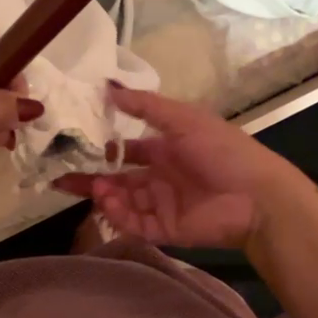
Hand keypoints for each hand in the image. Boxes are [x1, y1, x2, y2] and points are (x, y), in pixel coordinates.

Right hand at [53, 86, 303, 249]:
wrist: (257, 197)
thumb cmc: (222, 150)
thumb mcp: (184, 119)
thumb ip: (145, 106)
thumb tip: (108, 87)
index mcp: (166, 149)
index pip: (126, 150)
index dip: (103, 148)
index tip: (75, 145)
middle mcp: (160, 176)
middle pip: (117, 178)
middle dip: (90, 178)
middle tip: (60, 178)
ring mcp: (162, 204)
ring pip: (122, 201)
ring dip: (104, 195)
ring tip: (94, 188)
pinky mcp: (166, 229)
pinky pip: (135, 224)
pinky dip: (118, 215)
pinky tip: (108, 203)